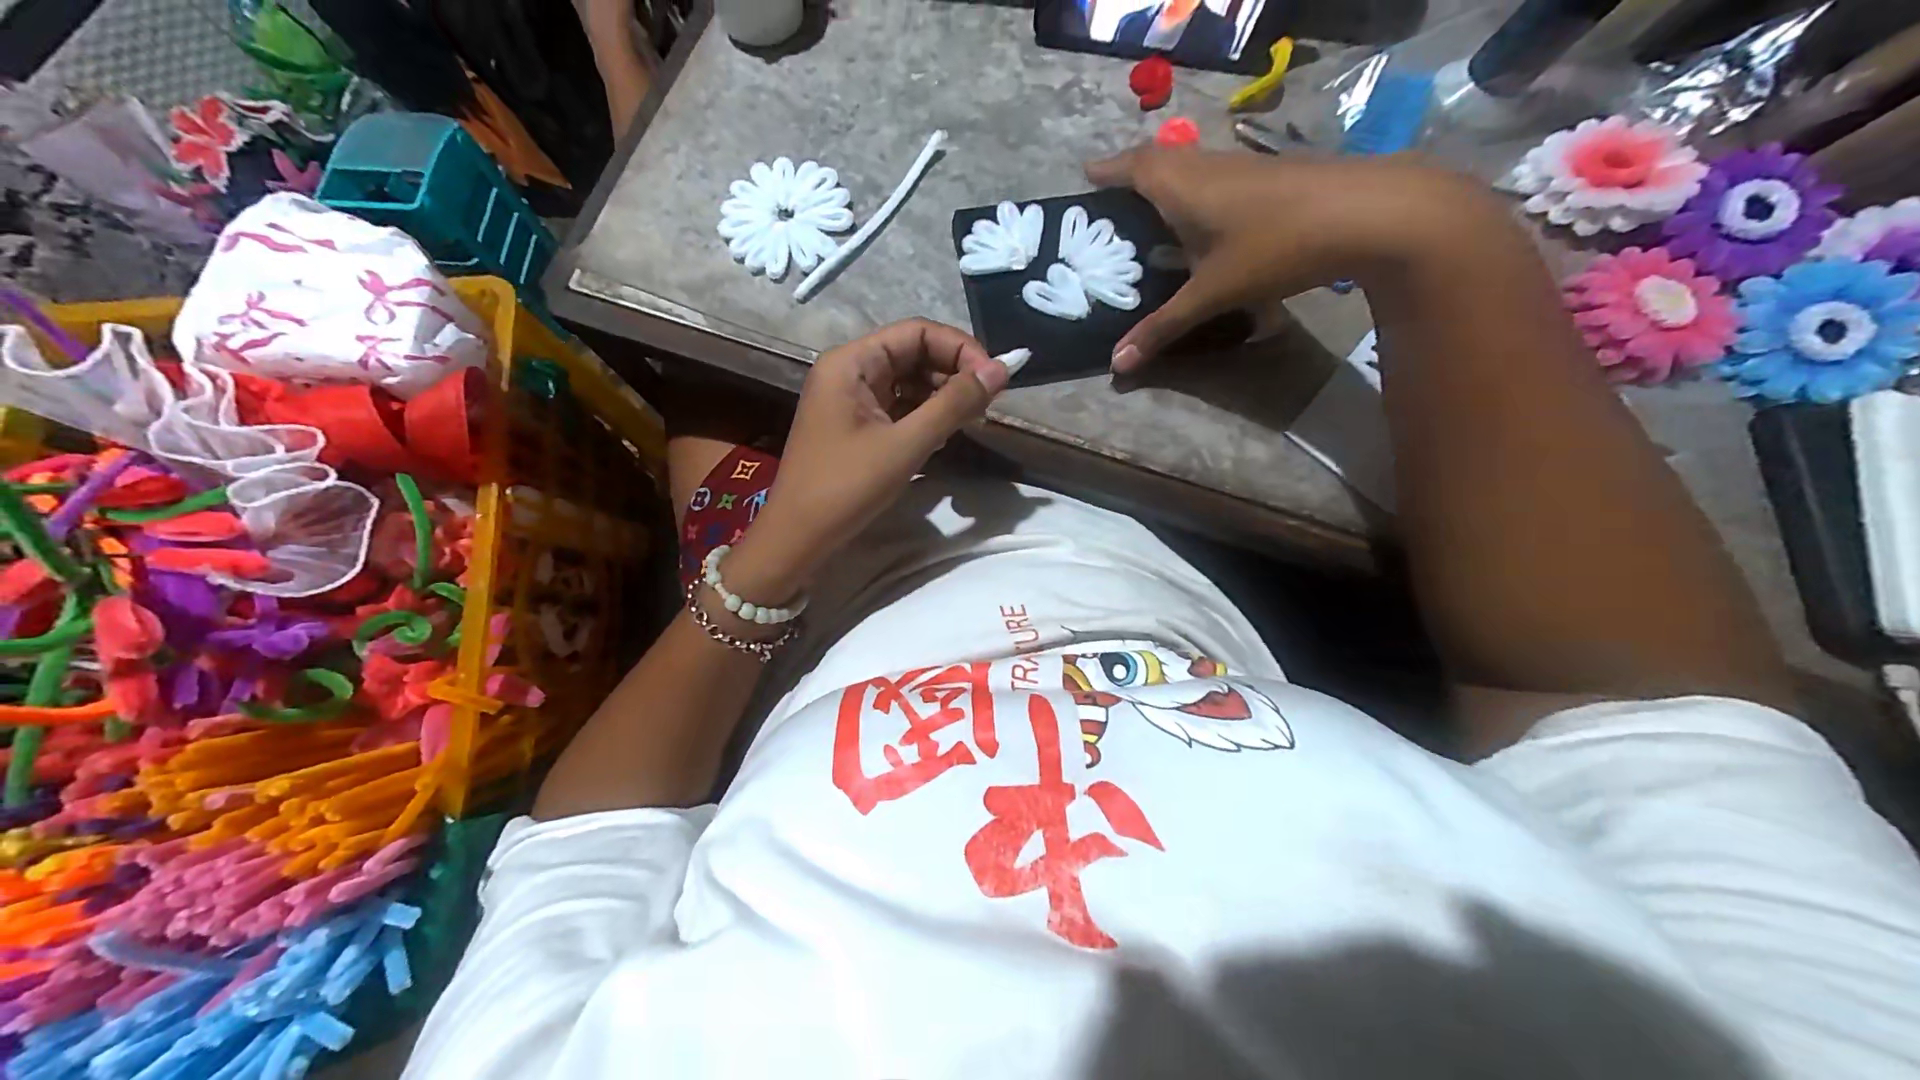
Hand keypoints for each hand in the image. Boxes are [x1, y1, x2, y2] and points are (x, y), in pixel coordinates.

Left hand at [725, 319, 1011, 599]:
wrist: (798, 537)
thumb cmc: (847, 487)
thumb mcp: (907, 444)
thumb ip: (955, 404)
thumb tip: (1002, 369)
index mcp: (852, 362)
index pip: (917, 332)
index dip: (960, 348)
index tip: (995, 377)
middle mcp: (850, 371)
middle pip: (913, 353)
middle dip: (954, 372)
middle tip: (988, 403)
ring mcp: (851, 399)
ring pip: (908, 382)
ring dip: (943, 395)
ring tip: (972, 418)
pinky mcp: (857, 426)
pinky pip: (898, 407)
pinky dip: (925, 415)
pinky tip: (945, 434)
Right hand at [1084, 146, 1498, 372]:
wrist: (1370, 212)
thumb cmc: (1276, 247)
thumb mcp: (1213, 294)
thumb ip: (1163, 328)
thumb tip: (1116, 366)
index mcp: (1184, 186)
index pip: (1134, 166)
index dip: (1107, 170)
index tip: (1086, 176)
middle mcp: (1210, 167)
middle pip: (1162, 158)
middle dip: (1133, 173)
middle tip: (1114, 198)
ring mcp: (1245, 167)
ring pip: (1194, 165)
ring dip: (1169, 181)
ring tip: (1152, 212)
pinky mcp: (1273, 176)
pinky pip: (1220, 177)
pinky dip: (1200, 192)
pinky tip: (1208, 222)